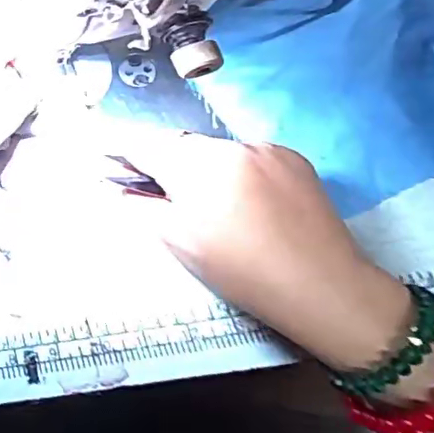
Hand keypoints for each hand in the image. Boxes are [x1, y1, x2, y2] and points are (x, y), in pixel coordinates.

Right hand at [109, 130, 414, 371]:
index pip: (148, 145)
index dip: (124, 150)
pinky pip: (250, 158)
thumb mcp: (180, 244)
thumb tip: (119, 187)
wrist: (325, 287)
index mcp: (199, 165)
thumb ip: (142, 208)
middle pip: (184, 146)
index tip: (108, 158)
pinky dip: (238, 173)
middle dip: (167, 163)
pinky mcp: (293, 158)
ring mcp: (267, 149)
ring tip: (213, 206)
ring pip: (218, 152)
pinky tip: (248, 204)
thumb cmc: (242, 271)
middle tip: (160, 191)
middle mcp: (231, 146)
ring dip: (204, 168)